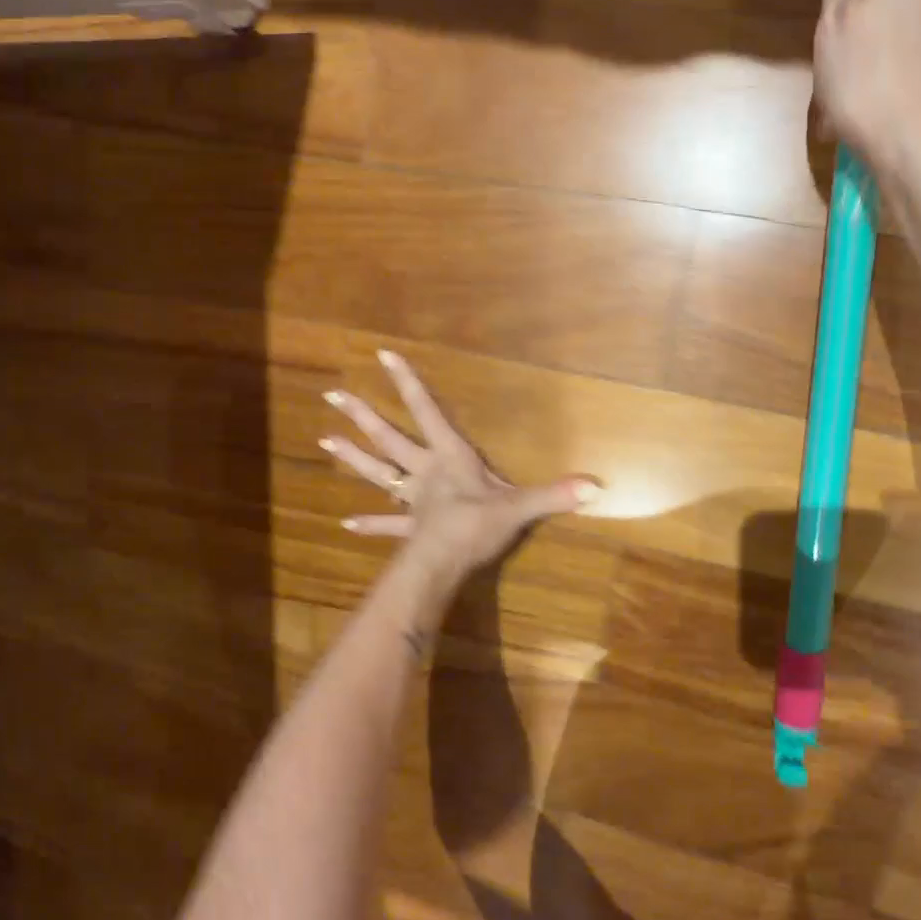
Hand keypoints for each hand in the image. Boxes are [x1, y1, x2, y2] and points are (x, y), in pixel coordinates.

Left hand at [320, 350, 598, 578]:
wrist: (445, 564)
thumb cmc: (477, 526)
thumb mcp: (519, 507)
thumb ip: (554, 494)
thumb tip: (596, 486)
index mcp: (449, 457)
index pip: (426, 411)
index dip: (407, 382)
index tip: (382, 355)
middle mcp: (425, 472)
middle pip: (390, 439)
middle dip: (363, 416)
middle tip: (331, 396)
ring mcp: (413, 500)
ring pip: (379, 473)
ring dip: (353, 457)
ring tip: (324, 440)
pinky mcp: (410, 529)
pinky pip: (387, 523)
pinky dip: (369, 523)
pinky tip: (345, 523)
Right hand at [813, 0, 920, 176]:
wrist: (916, 146)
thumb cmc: (866, 77)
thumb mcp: (836, 21)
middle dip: (871, 1)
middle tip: (835, 36)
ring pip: (904, 24)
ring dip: (870, 49)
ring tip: (835, 93)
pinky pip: (910, 59)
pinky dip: (882, 76)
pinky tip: (852, 114)